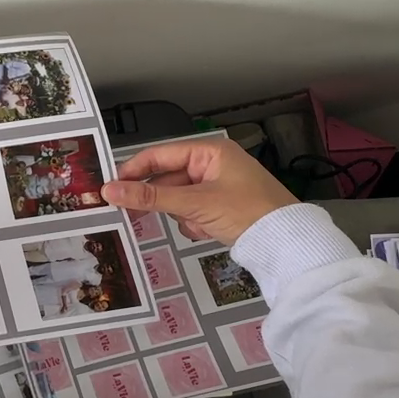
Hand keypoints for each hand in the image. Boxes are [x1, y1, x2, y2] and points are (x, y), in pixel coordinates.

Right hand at [101, 138, 295, 244]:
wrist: (290, 245)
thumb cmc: (245, 212)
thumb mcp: (193, 204)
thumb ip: (149, 197)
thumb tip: (108, 191)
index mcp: (209, 152)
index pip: (159, 155)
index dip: (133, 170)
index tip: (111, 188)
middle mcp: (212, 164)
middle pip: (167, 178)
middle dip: (159, 199)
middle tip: (132, 212)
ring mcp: (218, 186)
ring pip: (178, 197)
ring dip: (180, 213)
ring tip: (194, 224)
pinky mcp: (222, 206)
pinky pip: (192, 210)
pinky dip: (194, 222)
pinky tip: (206, 231)